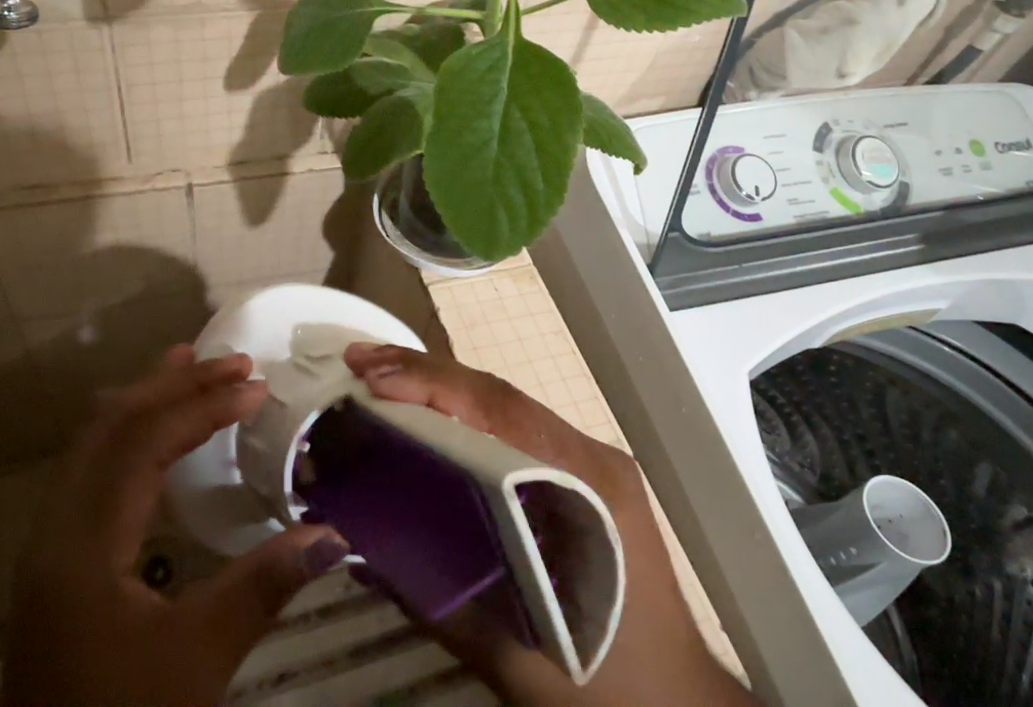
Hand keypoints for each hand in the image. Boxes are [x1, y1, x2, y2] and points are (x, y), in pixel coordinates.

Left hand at [0, 345, 349, 706]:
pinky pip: (88, 470)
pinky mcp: (56, 562)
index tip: (255, 386)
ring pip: (90, 445)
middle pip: (107, 427)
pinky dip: (128, 436)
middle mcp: (55, 529)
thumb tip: (333, 535)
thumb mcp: (198, 658)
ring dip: (144, 402)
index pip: (141, 444)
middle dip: (170, 386)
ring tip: (190, 370)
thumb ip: (262, 588)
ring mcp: (48, 544)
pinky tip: (157, 441)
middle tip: (230, 362)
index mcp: (83, 544)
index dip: (200, 407)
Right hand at [344, 343, 756, 706]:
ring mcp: (592, 462)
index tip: (371, 379)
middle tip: (357, 360)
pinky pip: (515, 430)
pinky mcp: (584, 476)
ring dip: (442, 388)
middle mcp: (593, 457)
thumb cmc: (606, 682)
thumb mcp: (515, 656)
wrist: (675, 702)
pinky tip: (425, 416)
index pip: (502, 412)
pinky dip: (464, 414)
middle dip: (426, 373)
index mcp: (587, 486)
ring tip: (376, 376)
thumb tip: (359, 548)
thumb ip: (438, 599)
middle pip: (501, 396)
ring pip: (507, 407)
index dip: (433, 386)